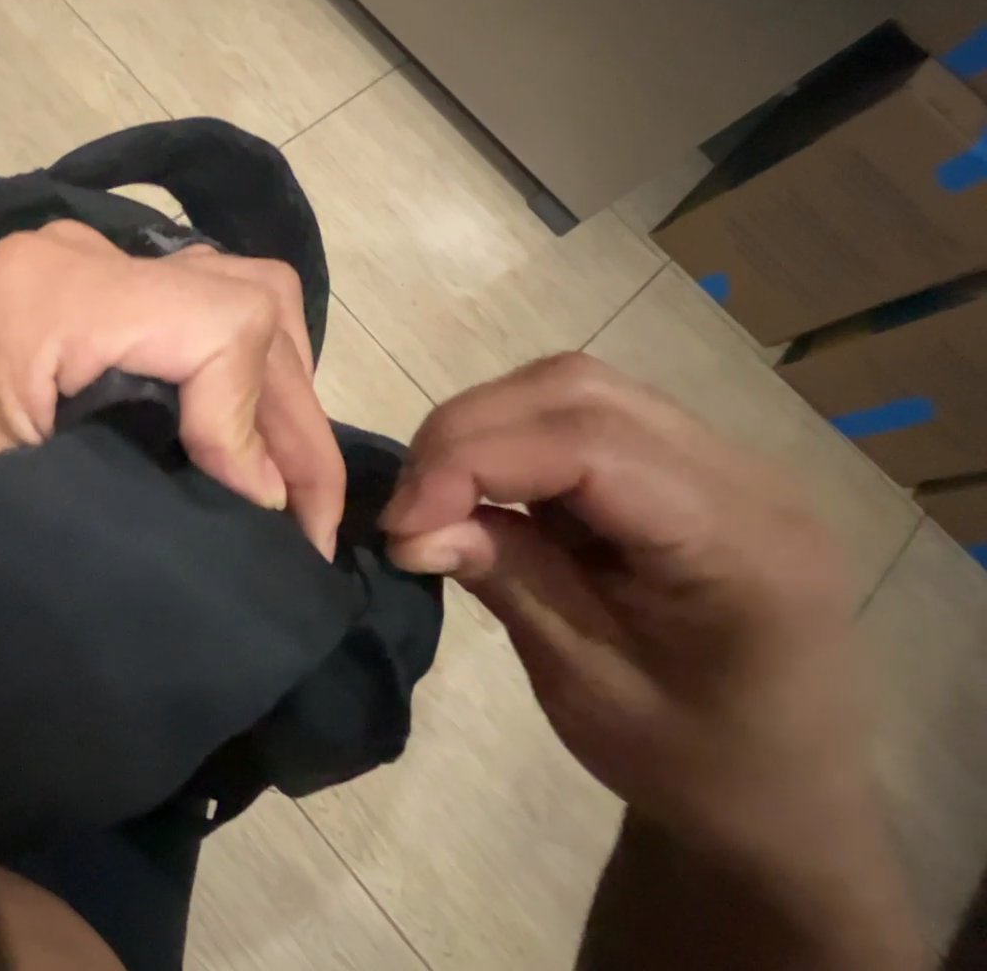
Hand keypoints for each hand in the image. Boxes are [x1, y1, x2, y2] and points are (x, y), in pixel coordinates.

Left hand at [0, 219, 344, 556]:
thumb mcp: (14, 499)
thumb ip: (152, 483)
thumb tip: (265, 496)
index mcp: (56, 292)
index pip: (221, 324)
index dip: (255, 424)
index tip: (255, 515)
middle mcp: (83, 253)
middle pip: (250, 298)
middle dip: (292, 414)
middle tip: (305, 517)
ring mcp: (85, 260)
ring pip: (238, 294)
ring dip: (275, 390)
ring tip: (283, 485)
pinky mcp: (86, 286)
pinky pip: (198, 307)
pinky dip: (239, 372)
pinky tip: (239, 440)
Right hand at [379, 354, 876, 878]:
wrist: (780, 790)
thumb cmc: (687, 758)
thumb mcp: (584, 683)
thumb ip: (504, 580)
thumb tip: (406, 529)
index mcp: (740, 543)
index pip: (587, 446)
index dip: (470, 463)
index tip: (398, 525)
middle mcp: (742, 476)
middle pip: (576, 392)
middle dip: (464, 434)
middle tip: (407, 508)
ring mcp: (718, 461)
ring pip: (573, 388)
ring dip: (481, 429)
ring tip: (434, 496)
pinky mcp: (682, 465)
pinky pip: (579, 415)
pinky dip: (508, 438)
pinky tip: (483, 490)